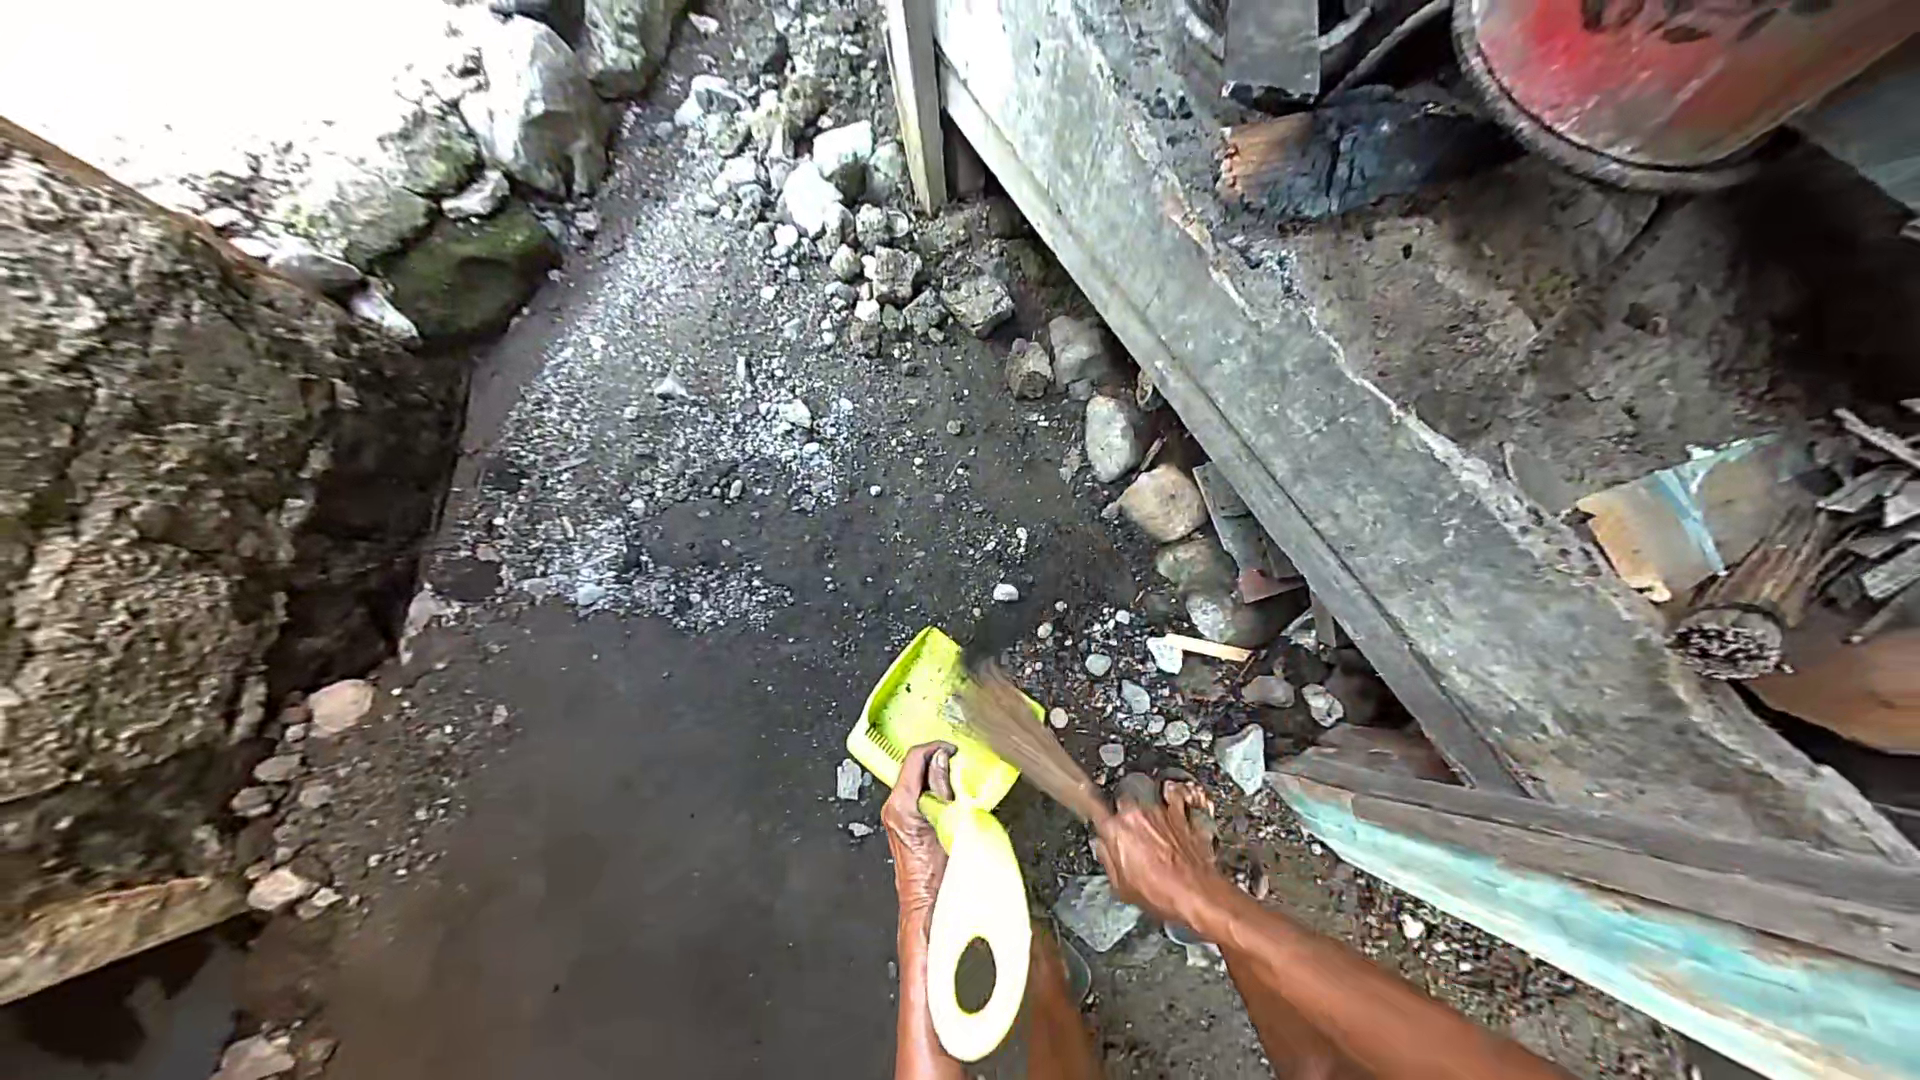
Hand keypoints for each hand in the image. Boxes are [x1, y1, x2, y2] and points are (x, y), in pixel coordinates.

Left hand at [882, 742, 955, 924]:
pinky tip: (955, 799)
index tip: (955, 750)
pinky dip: (938, 789)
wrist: (930, 908)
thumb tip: (943, 761)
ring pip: (919, 779)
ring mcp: (899, 815)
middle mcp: (894, 807)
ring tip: (961, 784)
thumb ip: (944, 789)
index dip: (936, 748)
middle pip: (915, 766)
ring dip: (940, 776)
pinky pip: (922, 794)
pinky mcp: (907, 822)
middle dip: (939, 761)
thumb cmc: (939, 878)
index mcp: (900, 804)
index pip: (914, 757)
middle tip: (961, 767)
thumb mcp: (950, 825)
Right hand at [1094, 779, 1223, 926]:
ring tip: (1150, 829)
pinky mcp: (1179, 813)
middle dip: (1123, 815)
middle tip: (1128, 834)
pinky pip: (1171, 796)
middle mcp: (1135, 814)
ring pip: (1144, 798)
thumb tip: (1102, 847)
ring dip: (1145, 811)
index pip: (1094, 808)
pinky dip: (1169, 798)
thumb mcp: (1123, 887)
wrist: (1199, 895)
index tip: (1091, 807)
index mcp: (1116, 830)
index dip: (1092, 808)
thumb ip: (1107, 859)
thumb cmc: (1164, 895)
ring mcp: (1158, 811)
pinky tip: (1169, 804)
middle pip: (1121, 803)